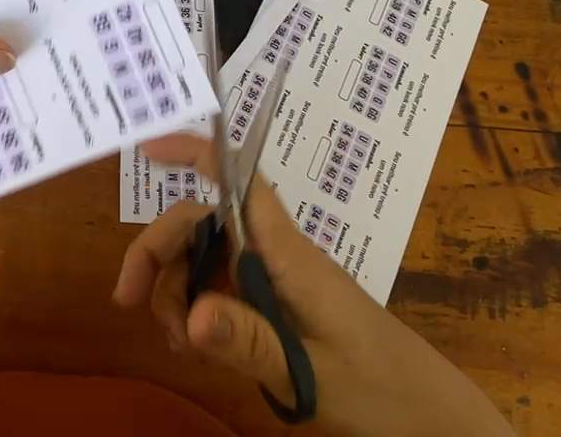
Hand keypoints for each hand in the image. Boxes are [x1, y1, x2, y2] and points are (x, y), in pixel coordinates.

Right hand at [113, 136, 510, 436]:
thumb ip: (250, 342)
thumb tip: (189, 316)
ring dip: (175, 292)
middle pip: (200, 226)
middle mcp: (272, 253)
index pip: (237, 179)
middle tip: (129, 302)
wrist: (431, 418)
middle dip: (158, 254)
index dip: (194, 152)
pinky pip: (219, 290)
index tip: (148, 149)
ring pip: (203, 260)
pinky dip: (196, 311)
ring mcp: (271, 279)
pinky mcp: (273, 305)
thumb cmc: (380, 387)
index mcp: (285, 251)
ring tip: (179, 344)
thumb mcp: (311, 372)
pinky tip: (195, 346)